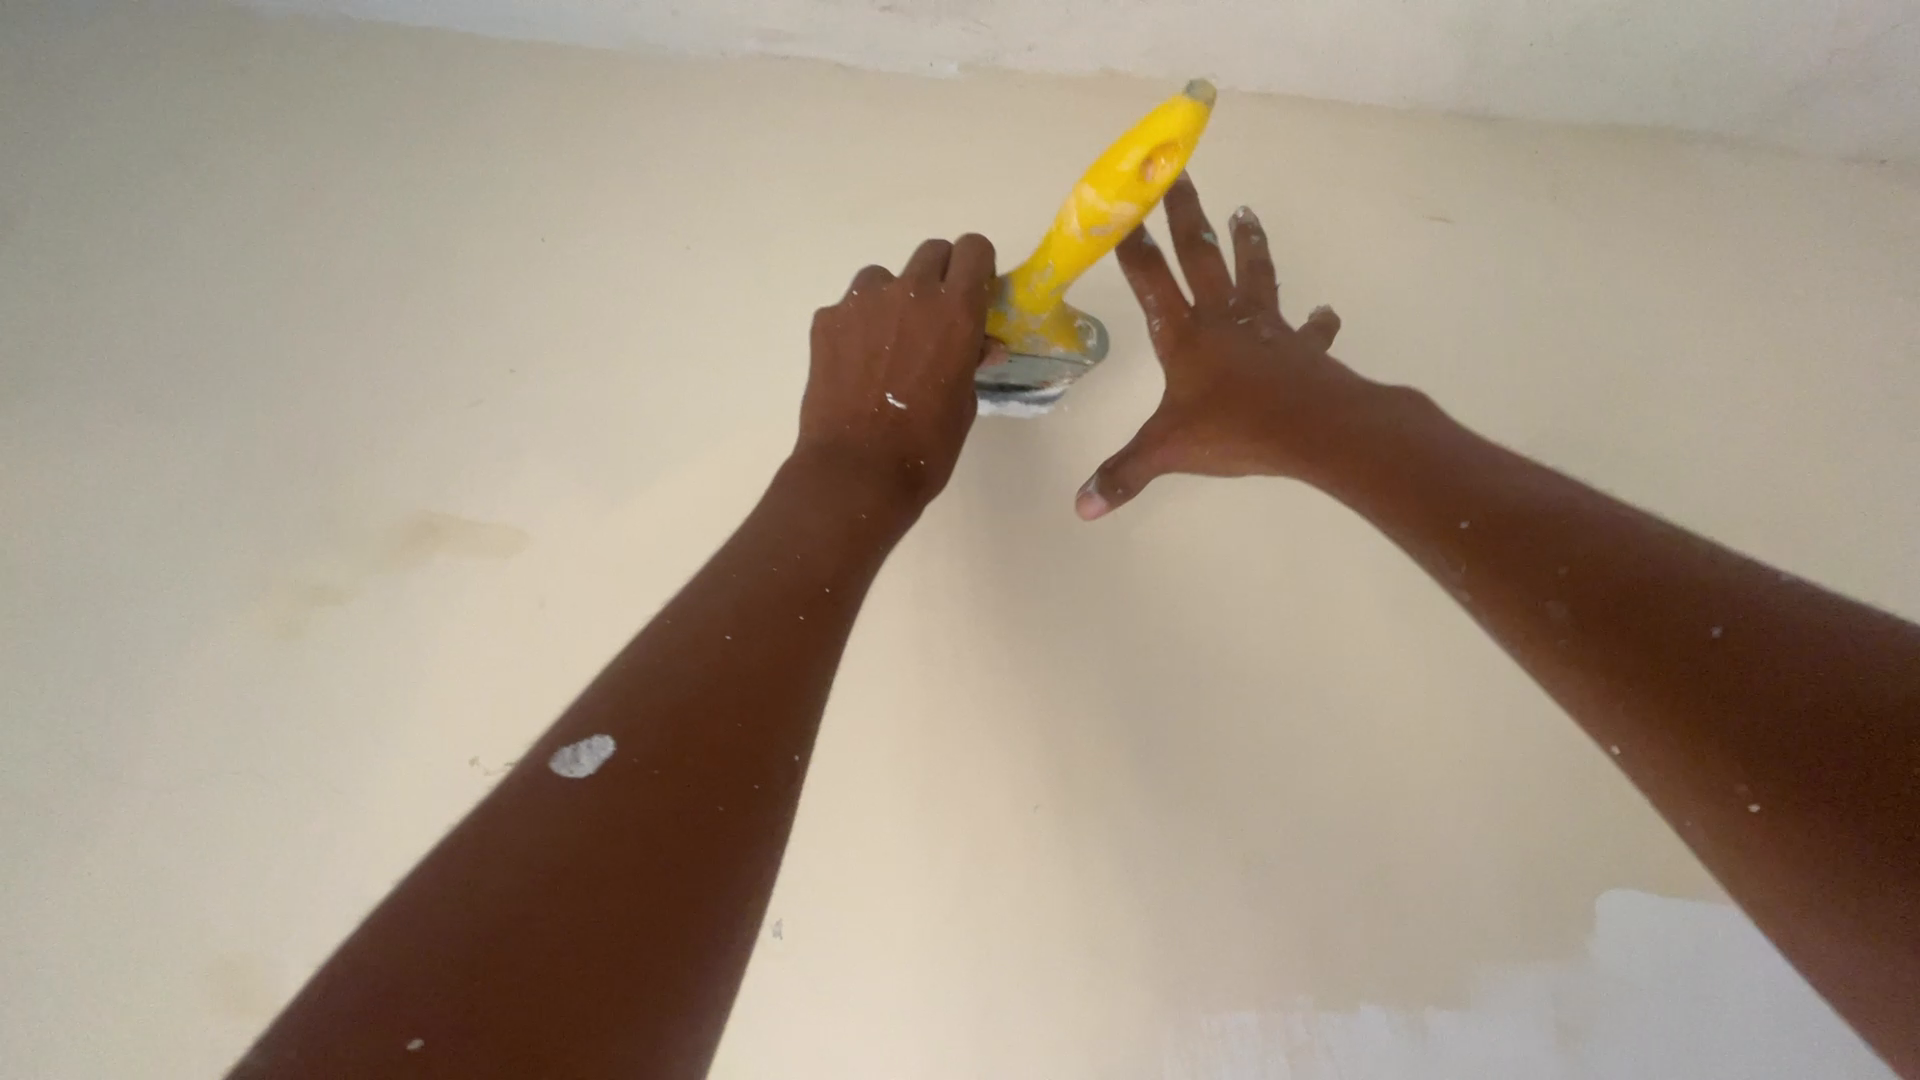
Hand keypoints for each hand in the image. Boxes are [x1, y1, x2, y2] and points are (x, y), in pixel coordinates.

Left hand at [799, 235, 997, 511]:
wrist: (857, 470)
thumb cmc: (925, 446)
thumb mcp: (963, 404)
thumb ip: (970, 361)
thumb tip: (980, 345)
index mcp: (955, 311)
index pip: (974, 249)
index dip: (977, 269)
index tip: (973, 295)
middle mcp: (911, 292)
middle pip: (931, 252)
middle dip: (939, 278)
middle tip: (933, 321)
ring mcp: (862, 302)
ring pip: (884, 277)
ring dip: (893, 299)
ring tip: (888, 345)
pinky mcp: (827, 320)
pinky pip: (850, 308)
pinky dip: (858, 327)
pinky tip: (856, 365)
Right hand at [1076, 174, 1373, 520]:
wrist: (1316, 429)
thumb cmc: (1235, 430)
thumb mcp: (1167, 453)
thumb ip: (1124, 475)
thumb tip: (1082, 508)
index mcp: (1185, 337)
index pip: (1152, 282)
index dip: (1135, 246)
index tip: (1124, 206)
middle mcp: (1223, 320)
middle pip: (1202, 255)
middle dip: (1187, 215)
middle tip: (1181, 172)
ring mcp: (1267, 329)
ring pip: (1256, 274)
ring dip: (1249, 243)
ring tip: (1245, 211)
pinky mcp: (1303, 348)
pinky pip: (1309, 331)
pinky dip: (1316, 323)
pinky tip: (1323, 314)